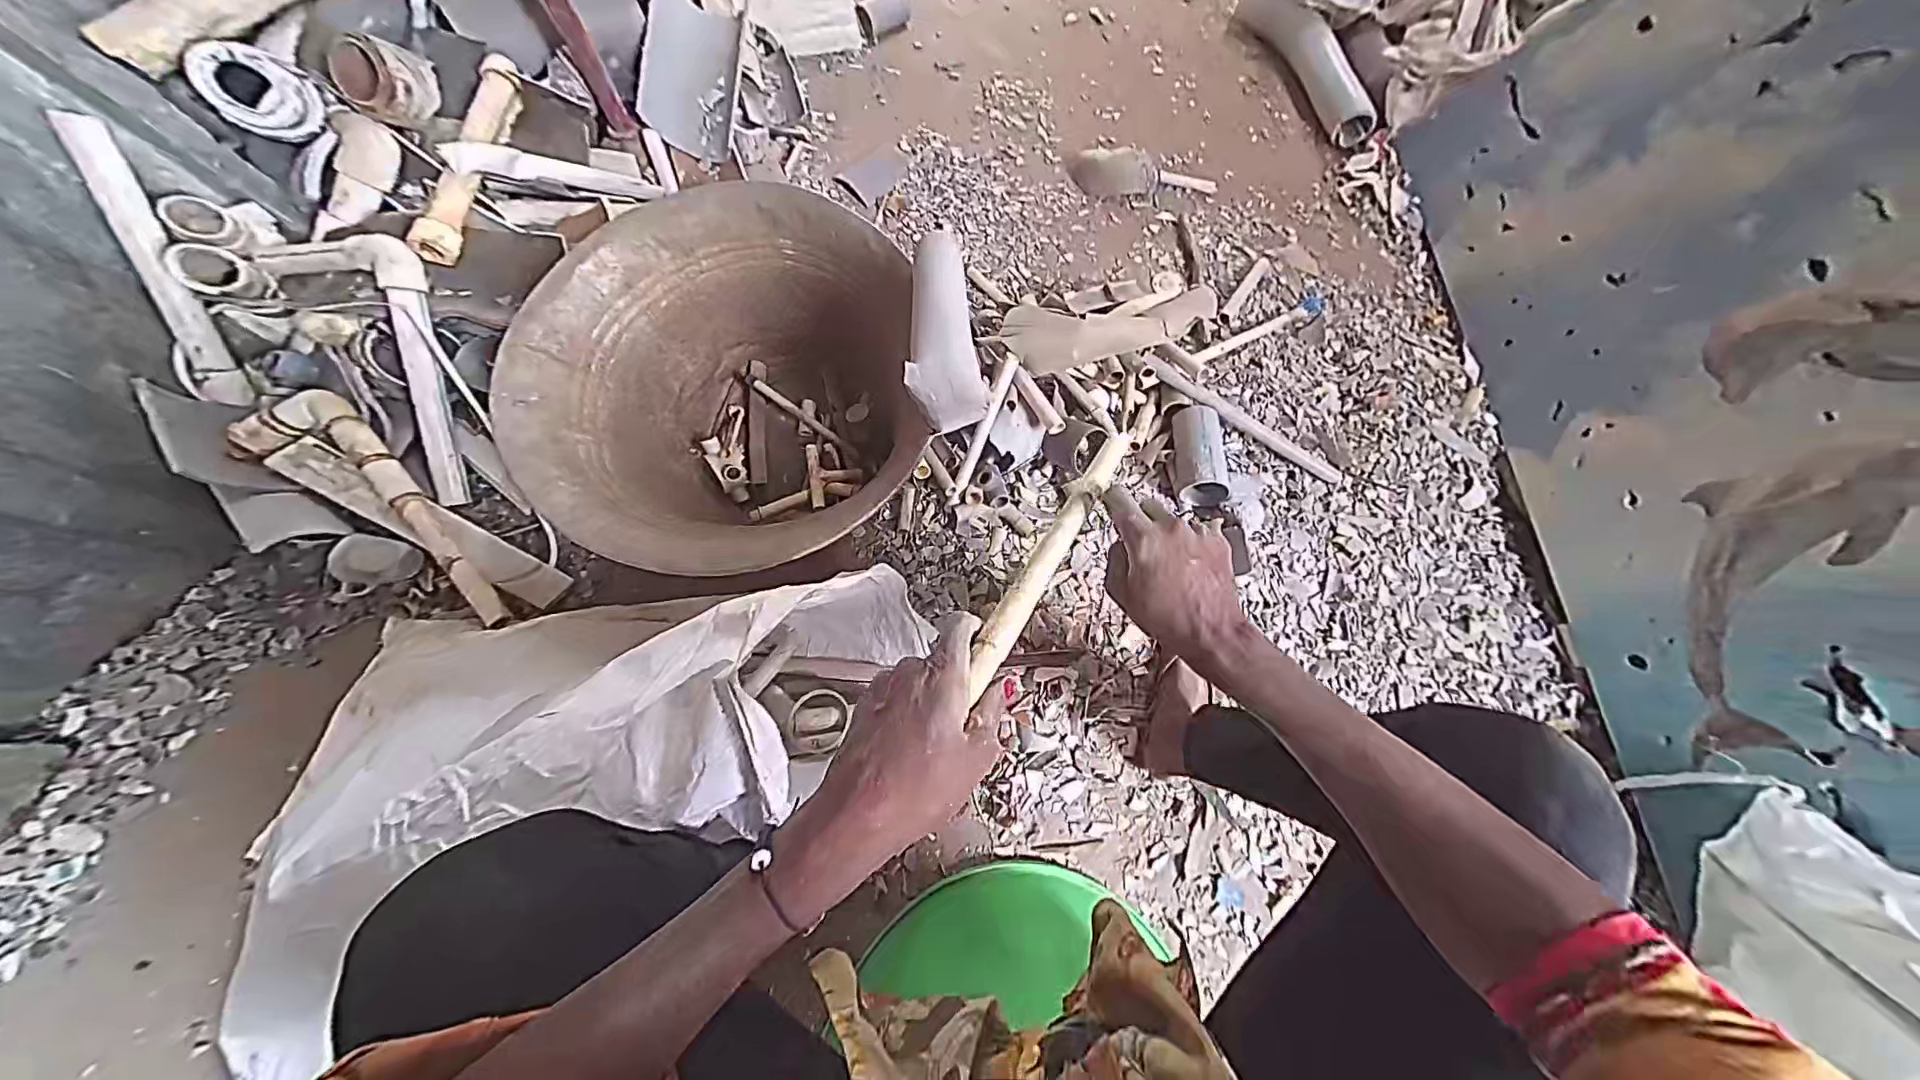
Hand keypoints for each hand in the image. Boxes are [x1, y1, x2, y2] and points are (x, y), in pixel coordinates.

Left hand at [773, 612, 1009, 923]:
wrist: (856, 815)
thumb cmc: (913, 792)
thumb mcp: (976, 758)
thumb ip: (992, 714)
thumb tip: (998, 693)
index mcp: (943, 678)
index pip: (959, 626)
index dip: (975, 630)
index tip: (985, 641)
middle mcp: (909, 673)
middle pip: (940, 660)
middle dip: (954, 683)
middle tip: (965, 720)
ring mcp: (883, 688)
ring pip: (916, 681)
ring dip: (927, 701)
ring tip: (934, 746)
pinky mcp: (863, 705)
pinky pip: (894, 698)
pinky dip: (904, 715)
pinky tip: (909, 751)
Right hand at [1103, 486, 1249, 661]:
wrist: (1211, 633)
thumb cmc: (1169, 619)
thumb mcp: (1122, 594)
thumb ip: (1115, 559)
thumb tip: (1119, 545)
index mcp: (1143, 539)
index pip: (1120, 500)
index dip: (1110, 498)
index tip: (1109, 498)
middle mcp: (1171, 529)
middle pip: (1147, 506)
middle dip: (1140, 522)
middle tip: (1140, 545)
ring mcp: (1197, 532)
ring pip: (1172, 520)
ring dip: (1166, 534)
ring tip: (1169, 564)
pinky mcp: (1217, 540)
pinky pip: (1196, 530)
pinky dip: (1189, 542)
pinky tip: (1187, 565)